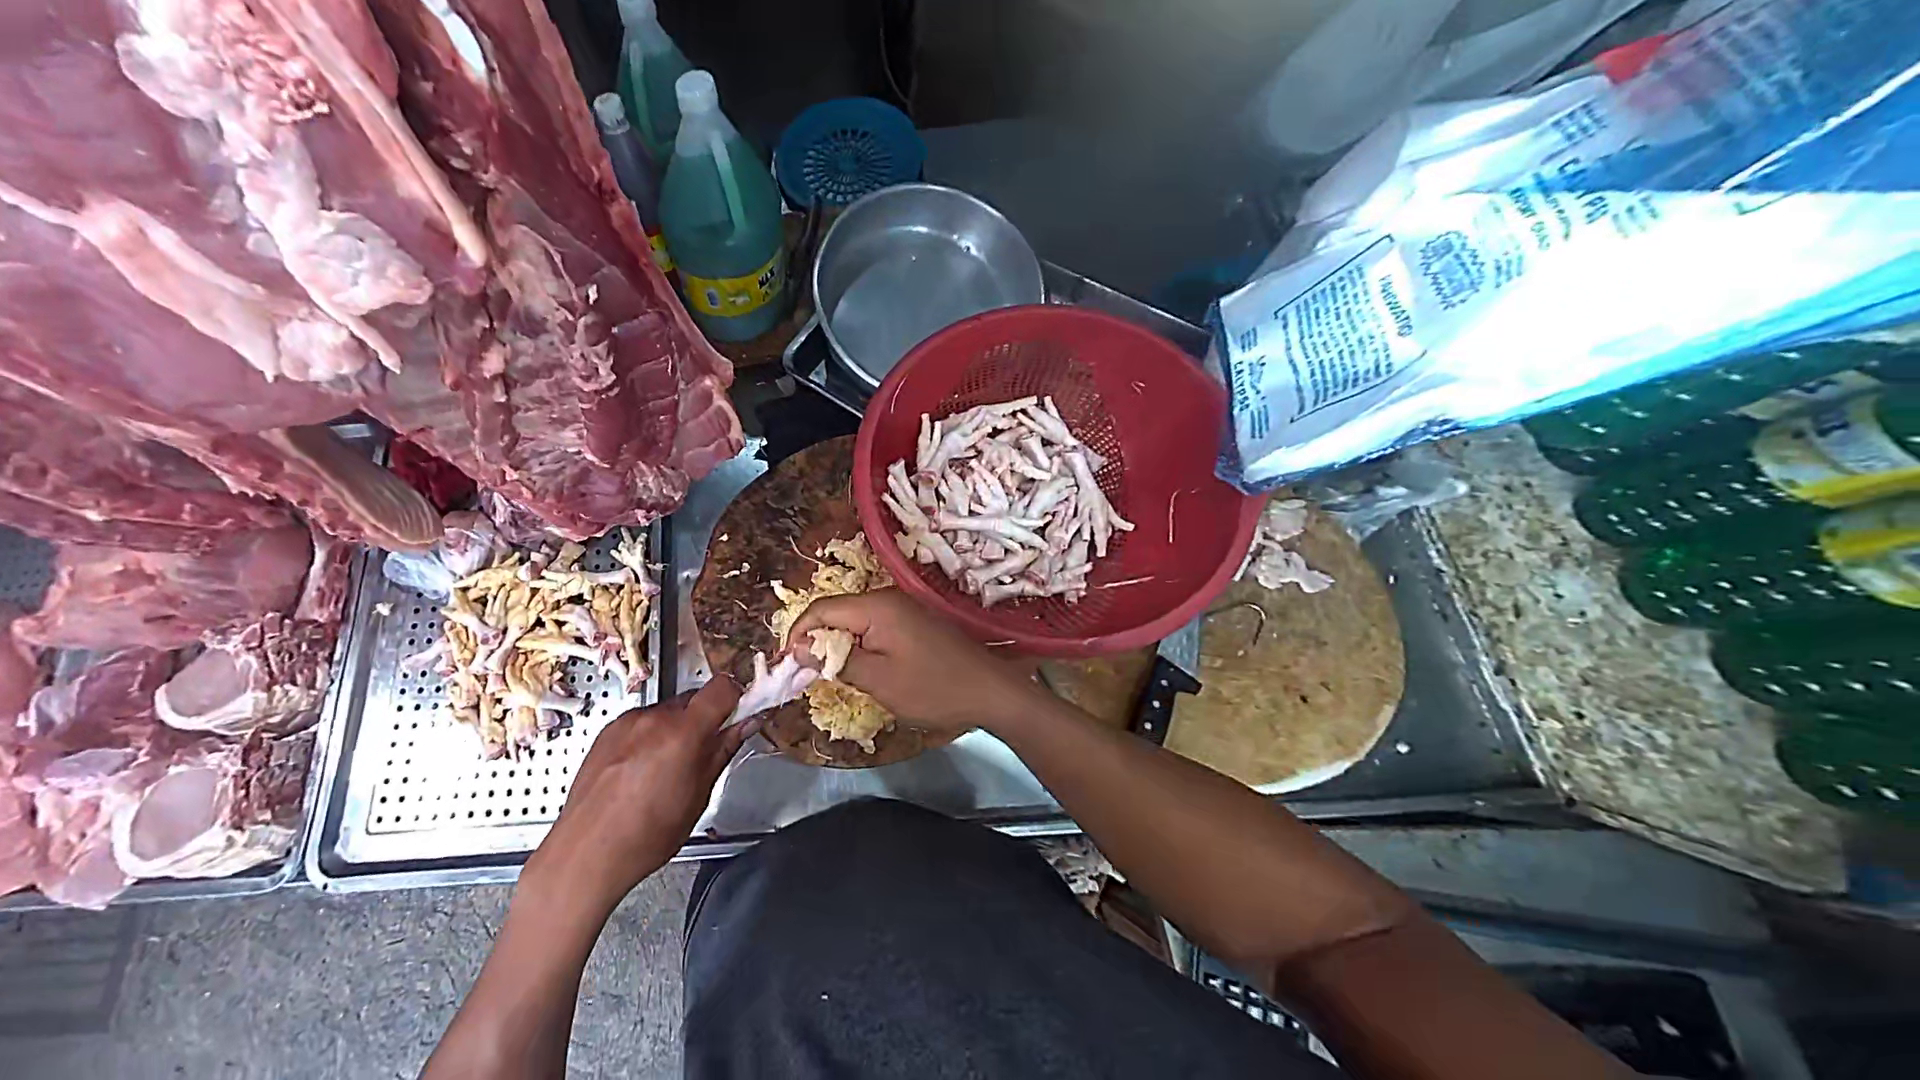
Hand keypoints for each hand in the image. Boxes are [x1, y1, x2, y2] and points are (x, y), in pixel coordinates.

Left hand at [522, 679, 752, 918]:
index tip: (742, 712)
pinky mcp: (607, 733)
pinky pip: (642, 723)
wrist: (585, 856)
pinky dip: (651, 737)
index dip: (737, 697)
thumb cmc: (642, 836)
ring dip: (678, 729)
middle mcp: (653, 719)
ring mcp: (627, 723)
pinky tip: (646, 771)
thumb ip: (723, 750)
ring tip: (671, 769)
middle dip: (707, 718)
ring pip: (668, 711)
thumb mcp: (700, 794)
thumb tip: (744, 725)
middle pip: (695, 698)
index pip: (723, 687)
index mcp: (683, 732)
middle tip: (709, 749)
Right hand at [787, 588, 1038, 735]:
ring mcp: (904, 609)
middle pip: (837, 612)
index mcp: (877, 606)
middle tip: (805, 674)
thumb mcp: (878, 680)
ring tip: (829, 675)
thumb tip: (800, 647)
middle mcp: (888, 598)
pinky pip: (874, 627)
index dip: (798, 634)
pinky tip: (860, 669)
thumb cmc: (933, 688)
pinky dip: (860, 646)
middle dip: (816, 640)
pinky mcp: (914, 623)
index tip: (787, 665)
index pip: (821, 609)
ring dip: (838, 645)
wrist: (989, 691)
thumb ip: (836, 660)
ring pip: (855, 621)